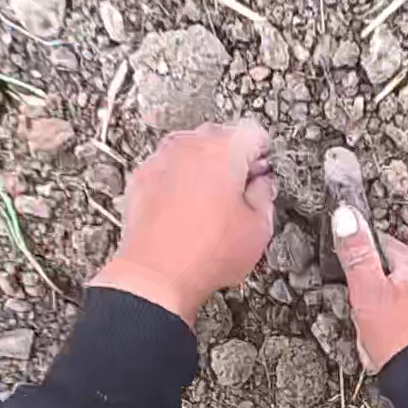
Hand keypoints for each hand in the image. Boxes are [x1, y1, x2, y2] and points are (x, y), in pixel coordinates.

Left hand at [89, 120, 276, 322]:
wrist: (158, 274)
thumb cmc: (207, 253)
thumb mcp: (259, 229)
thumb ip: (266, 196)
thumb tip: (263, 185)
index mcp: (223, 151)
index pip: (253, 133)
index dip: (264, 155)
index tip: (263, 174)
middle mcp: (188, 146)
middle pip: (220, 137)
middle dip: (234, 160)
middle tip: (242, 194)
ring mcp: (161, 160)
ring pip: (192, 152)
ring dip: (206, 171)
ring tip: (214, 207)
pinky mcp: (142, 178)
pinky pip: (170, 170)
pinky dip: (181, 183)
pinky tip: (189, 213)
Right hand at [332, 205, 407, 371]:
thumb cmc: (394, 334)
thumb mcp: (367, 289)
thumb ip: (356, 253)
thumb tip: (345, 215)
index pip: (378, 243)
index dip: (359, 263)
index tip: (356, 284)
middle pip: (380, 268)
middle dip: (366, 288)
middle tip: (367, 310)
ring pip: (383, 290)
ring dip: (372, 306)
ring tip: (375, 325)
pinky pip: (392, 307)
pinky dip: (382, 318)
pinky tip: (381, 332)